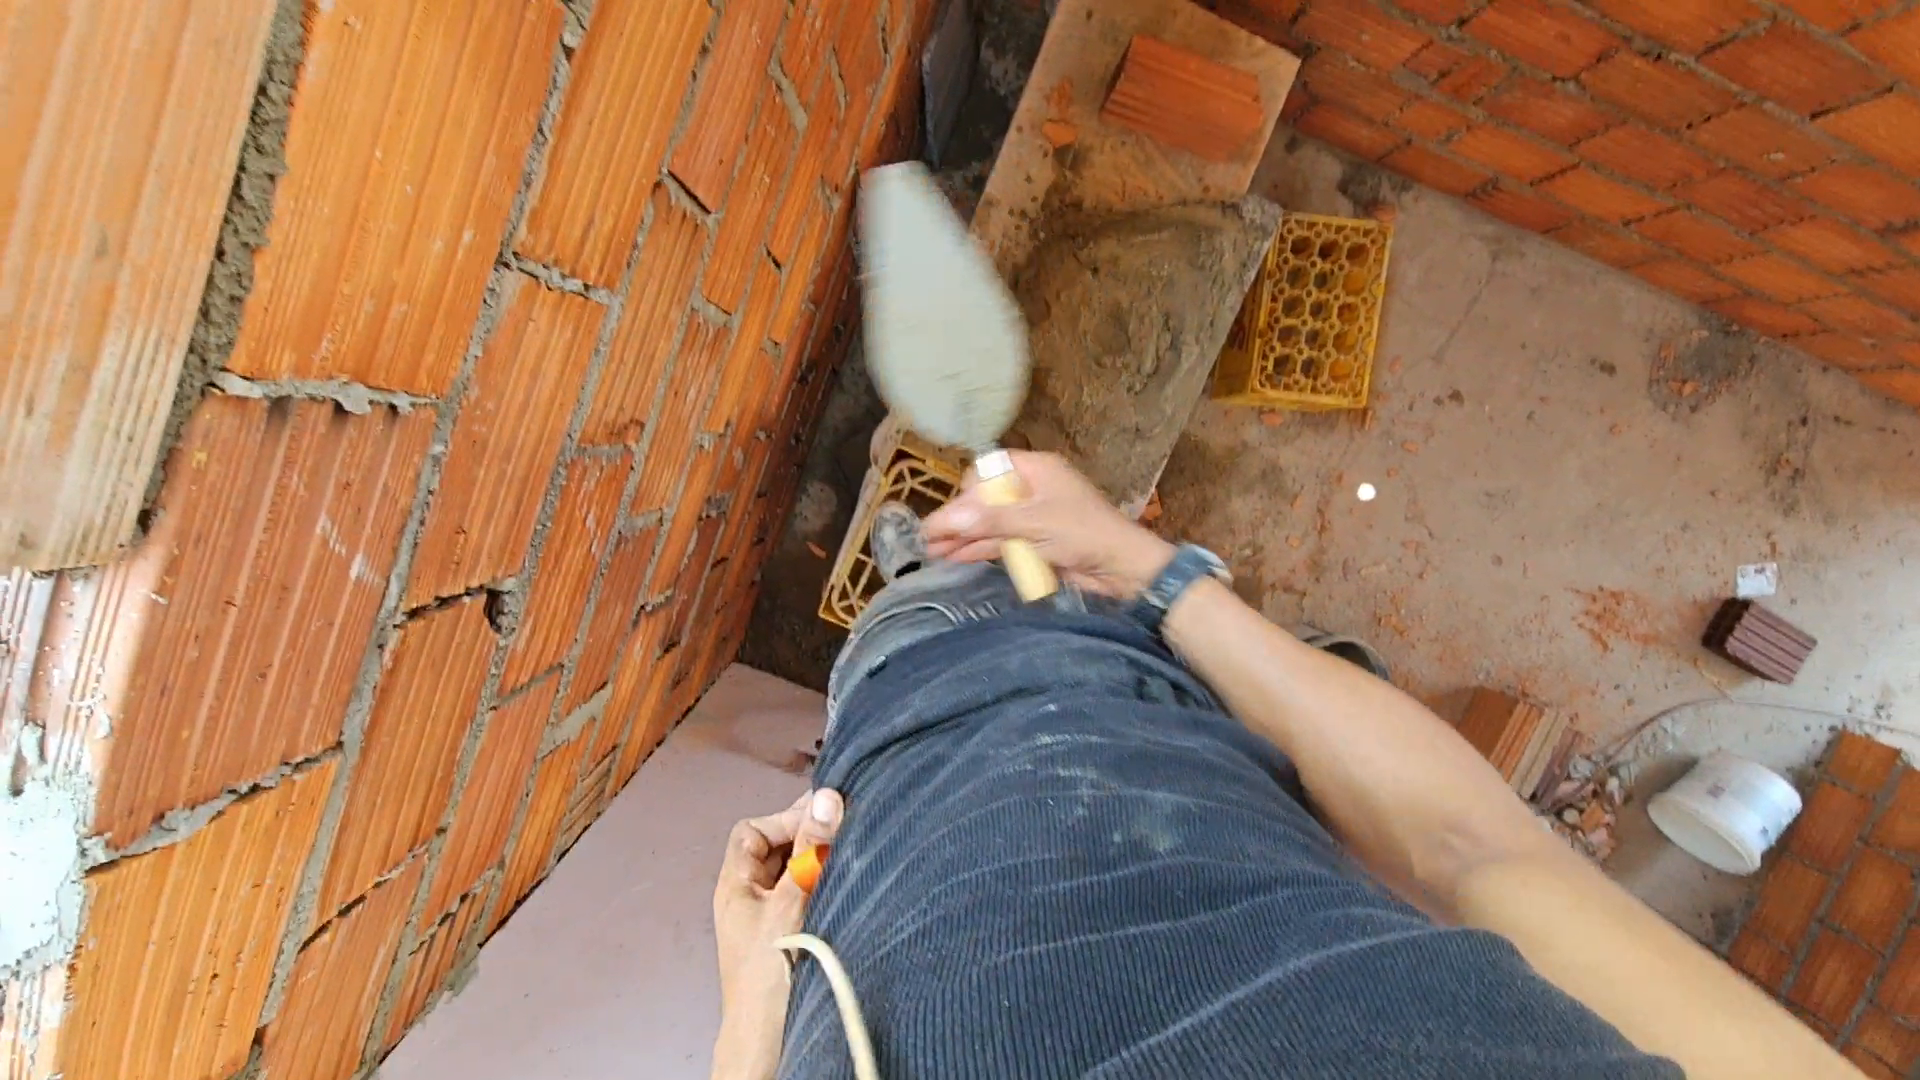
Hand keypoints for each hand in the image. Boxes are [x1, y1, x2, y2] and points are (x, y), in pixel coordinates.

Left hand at [712, 789, 843, 1079]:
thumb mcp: (789, 902)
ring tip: (846, 851)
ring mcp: (768, 917)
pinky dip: (823, 881)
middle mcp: (749, 897)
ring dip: (817, 859)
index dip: (785, 819)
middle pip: (775, 849)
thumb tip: (826, 798)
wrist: (766, 1041)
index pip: (754, 831)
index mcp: (736, 884)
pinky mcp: (789, 934)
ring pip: (793, 870)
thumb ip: (808, 850)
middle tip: (842, 826)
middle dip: (806, 836)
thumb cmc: (769, 972)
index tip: (821, 818)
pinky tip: (845, 881)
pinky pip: (806, 892)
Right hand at [924, 451, 1175, 599]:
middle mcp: (1031, 489)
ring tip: (932, 553)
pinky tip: (954, 557)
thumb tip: (946, 519)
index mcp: (1036, 470)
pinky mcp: (1035, 542)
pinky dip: (979, 549)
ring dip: (963, 538)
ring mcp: (1032, 517)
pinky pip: (1000, 542)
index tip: (955, 514)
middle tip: (929, 539)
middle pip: (984, 500)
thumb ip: (989, 521)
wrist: (1123, 568)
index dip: (968, 492)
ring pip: (989, 524)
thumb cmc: (1084, 534)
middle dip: (958, 519)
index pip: (989, 471)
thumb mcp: (1034, 523)